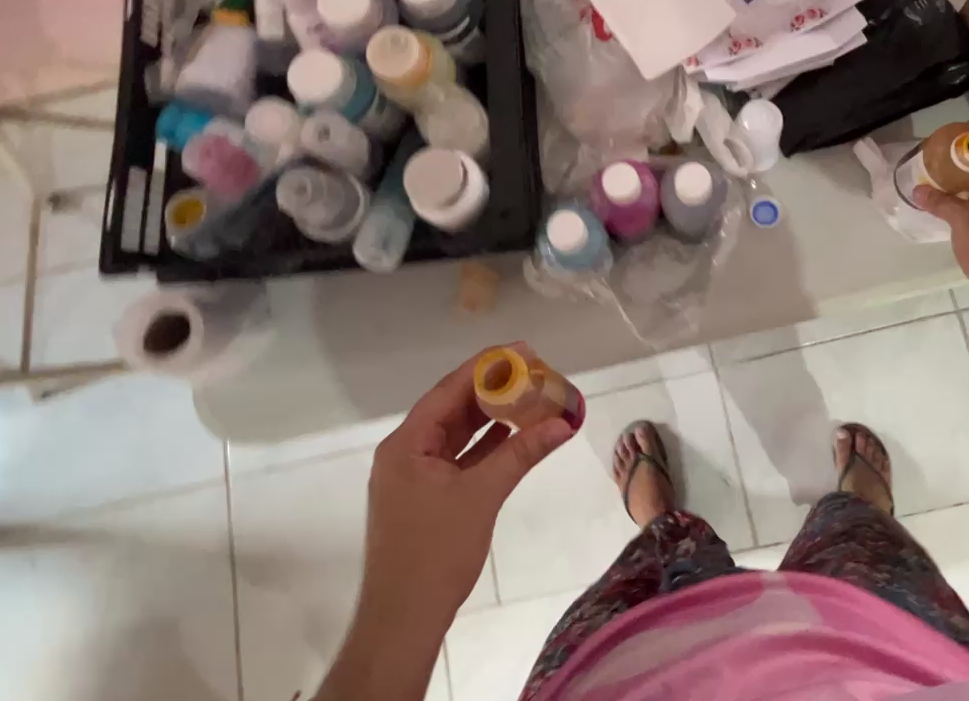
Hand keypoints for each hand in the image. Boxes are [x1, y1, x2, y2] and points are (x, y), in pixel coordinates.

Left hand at [359, 345, 573, 631]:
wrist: (404, 619)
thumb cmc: (436, 551)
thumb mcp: (482, 495)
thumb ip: (522, 452)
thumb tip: (564, 422)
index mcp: (406, 443)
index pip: (449, 390)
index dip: (487, 366)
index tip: (523, 350)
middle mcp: (406, 451)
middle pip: (453, 408)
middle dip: (493, 389)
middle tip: (533, 371)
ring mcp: (415, 475)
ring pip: (457, 433)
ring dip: (491, 418)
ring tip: (529, 397)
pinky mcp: (426, 496)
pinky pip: (459, 458)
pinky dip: (485, 446)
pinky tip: (513, 434)